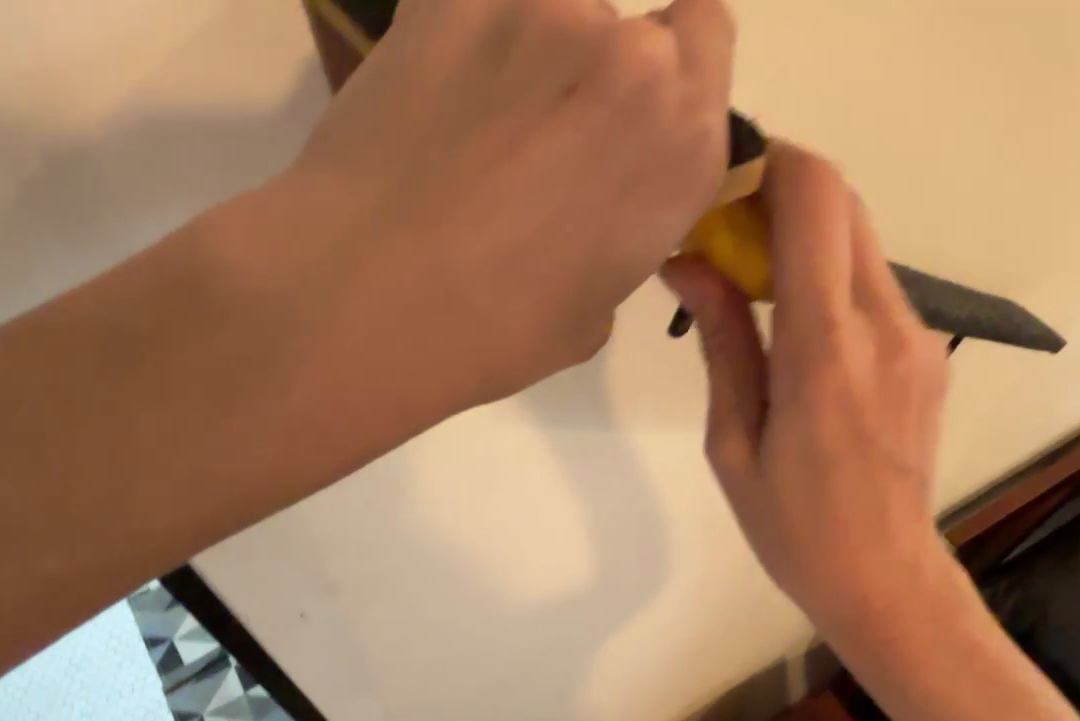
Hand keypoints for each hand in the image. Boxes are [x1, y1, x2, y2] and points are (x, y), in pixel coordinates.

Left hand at [251, 0, 734, 415]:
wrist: (370, 296)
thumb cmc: (501, 329)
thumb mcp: (598, 305)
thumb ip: (621, 226)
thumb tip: (593, 202)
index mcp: (684, 143)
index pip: (708, 40)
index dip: (675, 76)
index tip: (633, 121)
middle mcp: (634, 59)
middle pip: (638, 29)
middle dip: (605, 75)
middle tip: (550, 139)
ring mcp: (542, 12)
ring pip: (558, 13)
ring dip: (535, 59)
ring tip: (475, 129)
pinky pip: (482, 7)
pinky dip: (469, 43)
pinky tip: (431, 104)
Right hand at [661, 144, 955, 642]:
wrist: (886, 578)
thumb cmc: (793, 527)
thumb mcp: (734, 441)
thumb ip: (722, 340)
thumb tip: (688, 262)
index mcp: (825, 348)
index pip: (815, 200)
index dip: (770, 165)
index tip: (721, 188)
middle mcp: (885, 323)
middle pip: (843, 204)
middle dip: (780, 198)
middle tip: (725, 240)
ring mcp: (918, 336)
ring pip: (860, 242)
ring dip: (804, 241)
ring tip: (753, 291)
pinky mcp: (930, 353)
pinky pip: (875, 286)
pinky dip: (830, 280)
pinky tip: (798, 334)